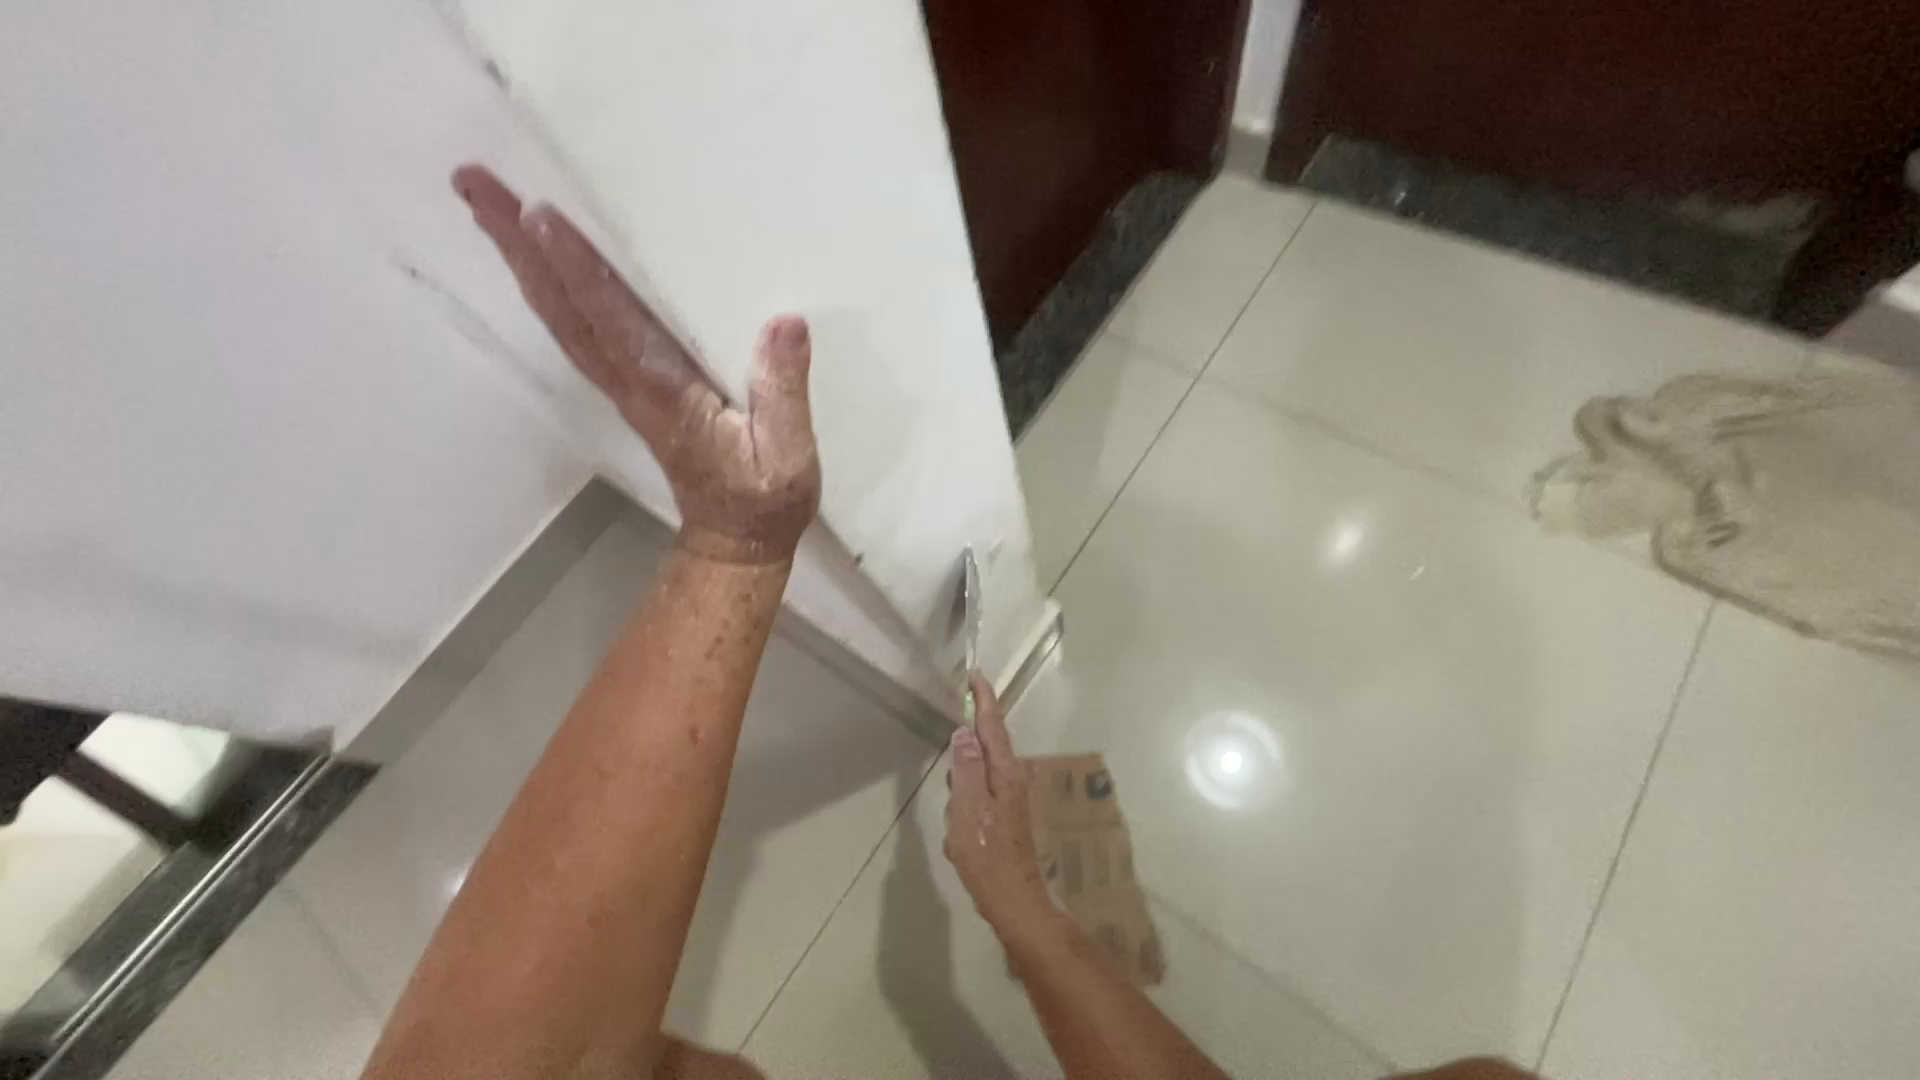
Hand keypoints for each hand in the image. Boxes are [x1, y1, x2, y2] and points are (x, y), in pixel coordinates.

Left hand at [452, 165, 820, 564]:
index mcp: (666, 393)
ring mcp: (626, 389)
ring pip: (564, 320)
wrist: (735, 543)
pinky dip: (552, 293)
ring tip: (491, 207)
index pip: (614, 324)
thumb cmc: (764, 502)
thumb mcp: (789, 453)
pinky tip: (541, 267)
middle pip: (566, 312)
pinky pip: (580, 334)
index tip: (540, 216)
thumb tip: (784, 322)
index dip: (580, 271)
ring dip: (525, 264)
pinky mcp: (632, 392)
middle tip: (474, 183)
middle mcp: (632, 385)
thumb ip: (784, 391)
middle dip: (521, 249)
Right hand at [944, 673, 1051, 932]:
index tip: (974, 675)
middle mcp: (1011, 779)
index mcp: (1005, 772)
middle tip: (956, 709)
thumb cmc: (986, 852)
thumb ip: (966, 768)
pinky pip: (980, 791)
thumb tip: (964, 731)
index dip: (984, 699)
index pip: (993, 725)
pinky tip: (956, 818)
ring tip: (950, 775)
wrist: (1012, 899)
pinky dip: (966, 793)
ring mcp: (1009, 798)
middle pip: (990, 742)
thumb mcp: (968, 807)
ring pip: (982, 768)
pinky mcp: (1002, 816)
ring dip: (966, 766)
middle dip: (973, 727)